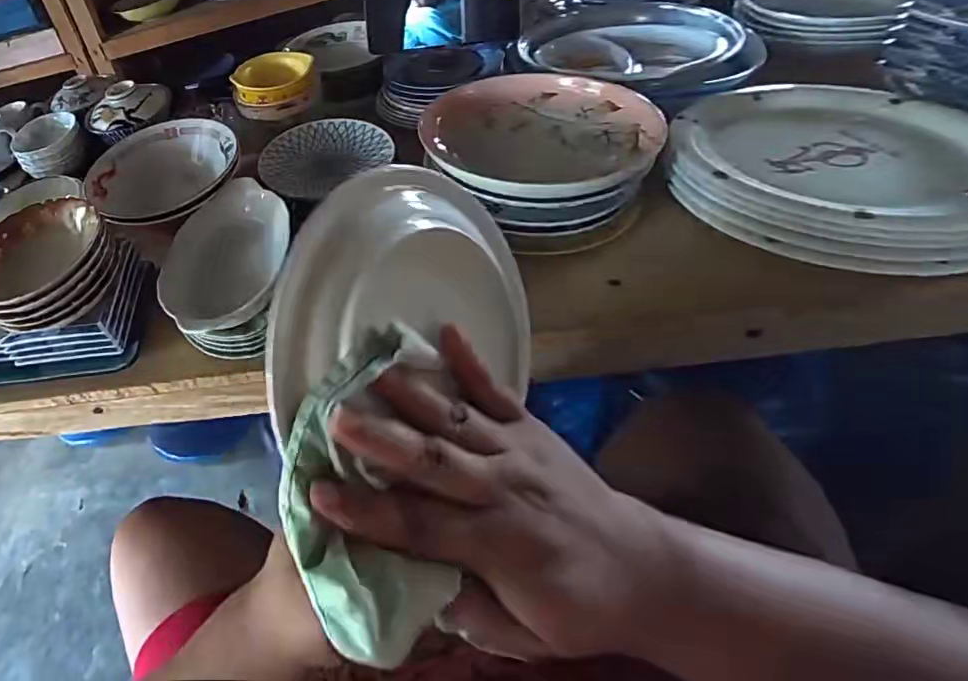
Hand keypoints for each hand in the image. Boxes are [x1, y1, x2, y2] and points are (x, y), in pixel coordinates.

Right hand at [309, 326, 677, 660]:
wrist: (647, 570)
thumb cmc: (576, 606)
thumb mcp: (527, 635)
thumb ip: (466, 611)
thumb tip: (405, 584)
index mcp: (498, 545)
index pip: (421, 526)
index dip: (368, 512)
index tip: (320, 494)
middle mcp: (502, 490)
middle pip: (434, 462)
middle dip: (381, 438)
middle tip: (336, 416)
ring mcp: (516, 450)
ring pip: (455, 419)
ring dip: (411, 394)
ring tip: (370, 370)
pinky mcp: (529, 427)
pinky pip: (496, 390)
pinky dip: (470, 361)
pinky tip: (445, 330)